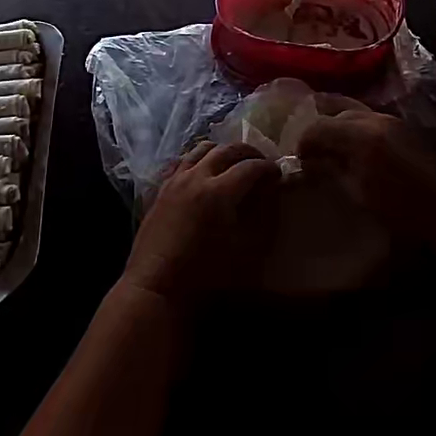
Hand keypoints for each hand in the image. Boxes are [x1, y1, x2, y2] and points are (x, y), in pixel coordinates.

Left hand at [124, 141, 280, 305]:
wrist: (156, 285)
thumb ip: (262, 216)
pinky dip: (199, 160)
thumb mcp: (246, 249)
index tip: (279, 175)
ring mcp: (174, 180)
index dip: (269, 168)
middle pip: (226, 149)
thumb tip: (270, 192)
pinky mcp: (161, 188)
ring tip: (233, 163)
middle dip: (249, 152)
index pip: (251, 167)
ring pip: (201, 149)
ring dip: (222, 151)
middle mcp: (195, 177)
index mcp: (219, 192)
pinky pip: (182, 162)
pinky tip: (205, 174)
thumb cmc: (206, 275)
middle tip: (261, 163)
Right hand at [296, 109, 435, 249]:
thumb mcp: (359, 194)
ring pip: (352, 111)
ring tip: (330, 146)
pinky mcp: (404, 125)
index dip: (303, 142)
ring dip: (337, 125)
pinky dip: (354, 127)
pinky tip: (353, 146)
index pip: (317, 127)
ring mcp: (392, 119)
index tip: (299, 159)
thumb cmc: (404, 210)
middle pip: (333, 112)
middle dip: (319, 129)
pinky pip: (369, 118)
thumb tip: (309, 162)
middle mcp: (374, 119)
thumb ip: (331, 172)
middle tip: (312, 151)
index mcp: (360, 137)